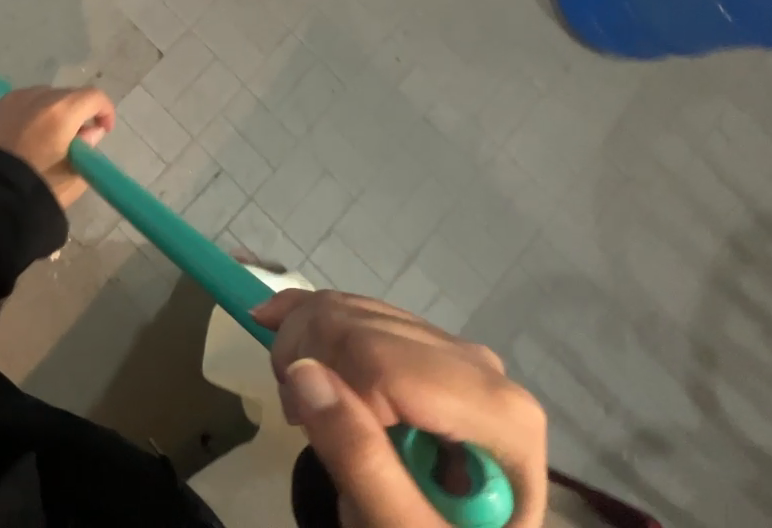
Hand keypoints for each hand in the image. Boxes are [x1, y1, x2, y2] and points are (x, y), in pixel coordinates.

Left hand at [0, 86, 114, 208]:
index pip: (93, 96)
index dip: (105, 111)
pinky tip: (34, 133)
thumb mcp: (76, 172)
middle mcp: (39, 97)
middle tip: (79, 138)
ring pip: (47, 95)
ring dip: (57, 110)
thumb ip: (88, 145)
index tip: (104, 131)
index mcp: (61, 111)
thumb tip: (91, 130)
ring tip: (54, 136)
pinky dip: (36, 111)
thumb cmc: (41, 186)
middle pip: (69, 94)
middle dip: (79, 112)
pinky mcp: (1, 106)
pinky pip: (27, 101)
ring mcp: (17, 98)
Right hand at [251, 289, 547, 527]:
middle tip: (293, 414)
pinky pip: (355, 308)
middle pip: (360, 326)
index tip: (297, 422)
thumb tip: (303, 372)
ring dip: (301, 341)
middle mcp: (481, 369)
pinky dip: (307, 313)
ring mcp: (454, 354)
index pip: (380, 357)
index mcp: (495, 415)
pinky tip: (275, 322)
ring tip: (300, 399)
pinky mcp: (427, 347)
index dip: (324, 377)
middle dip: (304, 356)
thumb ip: (362, 462)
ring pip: (349, 310)